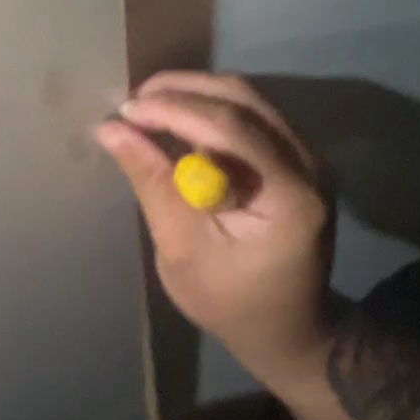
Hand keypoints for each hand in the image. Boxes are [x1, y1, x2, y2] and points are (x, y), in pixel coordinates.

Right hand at [95, 73, 335, 380]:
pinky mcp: (292, 155)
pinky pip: (247, 111)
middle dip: (179, 91)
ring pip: (244, 96)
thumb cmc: (233, 301)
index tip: (125, 112)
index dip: (174, 110)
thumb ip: (153, 184)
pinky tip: (173, 121)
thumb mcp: (182, 251)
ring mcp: (305, 156)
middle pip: (241, 99)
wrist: (289, 328)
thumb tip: (111, 128)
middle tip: (130, 105)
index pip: (231, 128)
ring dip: (191, 93)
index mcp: (290, 196)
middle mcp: (308, 164)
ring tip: (146, 109)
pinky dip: (205, 106)